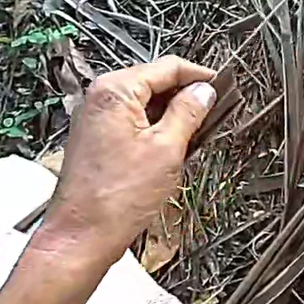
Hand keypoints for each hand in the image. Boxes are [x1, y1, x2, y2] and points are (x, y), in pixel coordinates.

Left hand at [36, 55, 216, 267]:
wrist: (82, 236)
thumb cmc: (115, 198)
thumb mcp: (167, 149)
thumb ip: (189, 112)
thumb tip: (203, 91)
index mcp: (115, 91)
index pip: (168, 67)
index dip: (199, 76)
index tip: (221, 86)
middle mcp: (100, 98)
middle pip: (155, 83)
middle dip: (185, 97)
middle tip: (214, 113)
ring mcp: (96, 118)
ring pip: (145, 104)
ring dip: (171, 116)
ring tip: (195, 137)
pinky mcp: (97, 139)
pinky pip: (133, 122)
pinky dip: (154, 130)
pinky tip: (171, 150)